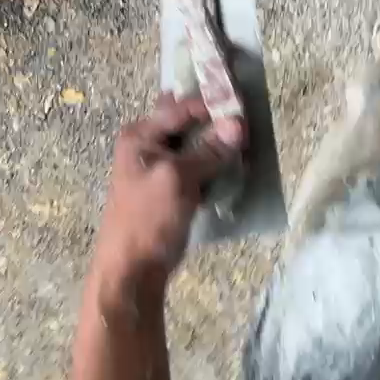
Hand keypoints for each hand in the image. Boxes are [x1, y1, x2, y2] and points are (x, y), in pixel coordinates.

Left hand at [88, 95, 246, 303]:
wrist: (131, 273)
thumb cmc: (147, 219)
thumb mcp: (178, 178)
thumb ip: (209, 150)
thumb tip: (238, 124)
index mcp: (141, 134)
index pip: (184, 107)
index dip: (213, 105)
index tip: (244, 107)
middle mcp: (149, 143)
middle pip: (190, 123)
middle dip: (218, 123)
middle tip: (247, 124)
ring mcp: (161, 166)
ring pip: (198, 145)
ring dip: (220, 146)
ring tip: (246, 145)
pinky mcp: (173, 187)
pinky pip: (200, 166)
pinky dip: (216, 166)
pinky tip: (236, 167)